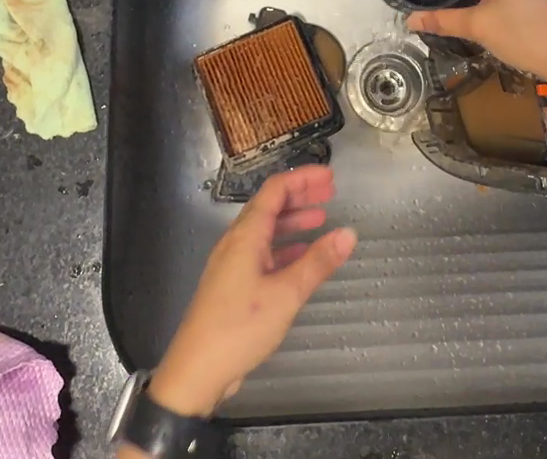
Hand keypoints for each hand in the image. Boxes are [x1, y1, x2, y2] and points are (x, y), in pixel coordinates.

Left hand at [148, 166, 355, 416]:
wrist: (197, 369)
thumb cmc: (239, 326)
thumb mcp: (286, 294)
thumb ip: (317, 262)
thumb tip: (349, 233)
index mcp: (246, 235)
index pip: (275, 190)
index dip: (303, 179)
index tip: (330, 177)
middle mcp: (237, 242)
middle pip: (270, 206)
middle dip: (300, 196)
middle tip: (330, 192)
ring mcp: (233, 263)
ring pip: (266, 230)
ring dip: (293, 221)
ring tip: (322, 219)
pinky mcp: (234, 285)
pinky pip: (263, 253)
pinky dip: (285, 248)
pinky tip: (302, 256)